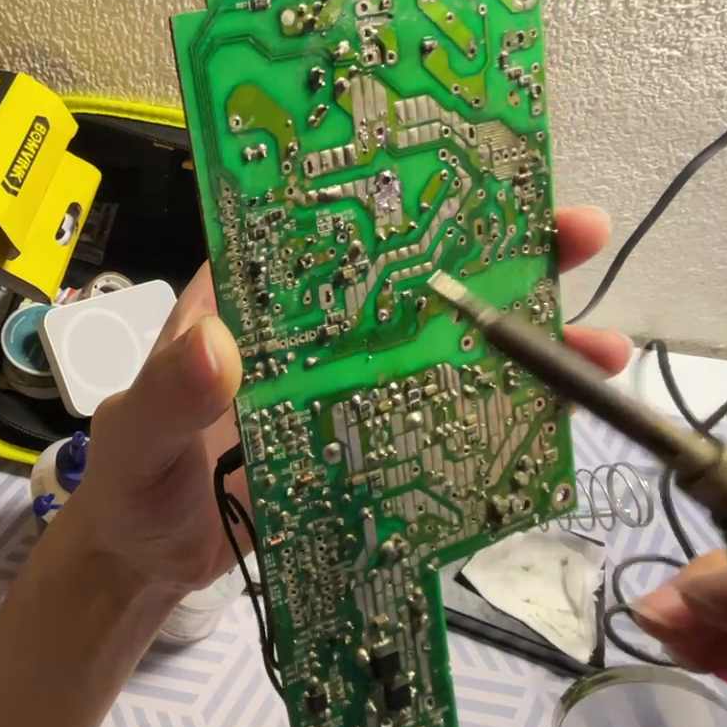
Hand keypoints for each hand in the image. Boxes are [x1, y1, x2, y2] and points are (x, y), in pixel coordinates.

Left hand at [56, 205, 632, 595]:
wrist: (150, 557)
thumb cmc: (132, 485)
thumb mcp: (136, 435)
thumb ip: (166, 394)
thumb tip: (217, 344)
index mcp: (245, 305)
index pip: (317, 228)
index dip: (386, 190)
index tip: (467, 168)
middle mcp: (303, 336)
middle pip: (400, 279)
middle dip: (485, 253)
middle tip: (571, 232)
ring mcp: (339, 392)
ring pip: (432, 348)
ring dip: (509, 339)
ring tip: (594, 341)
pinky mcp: (361, 448)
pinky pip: (433, 422)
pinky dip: (491, 416)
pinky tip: (551, 418)